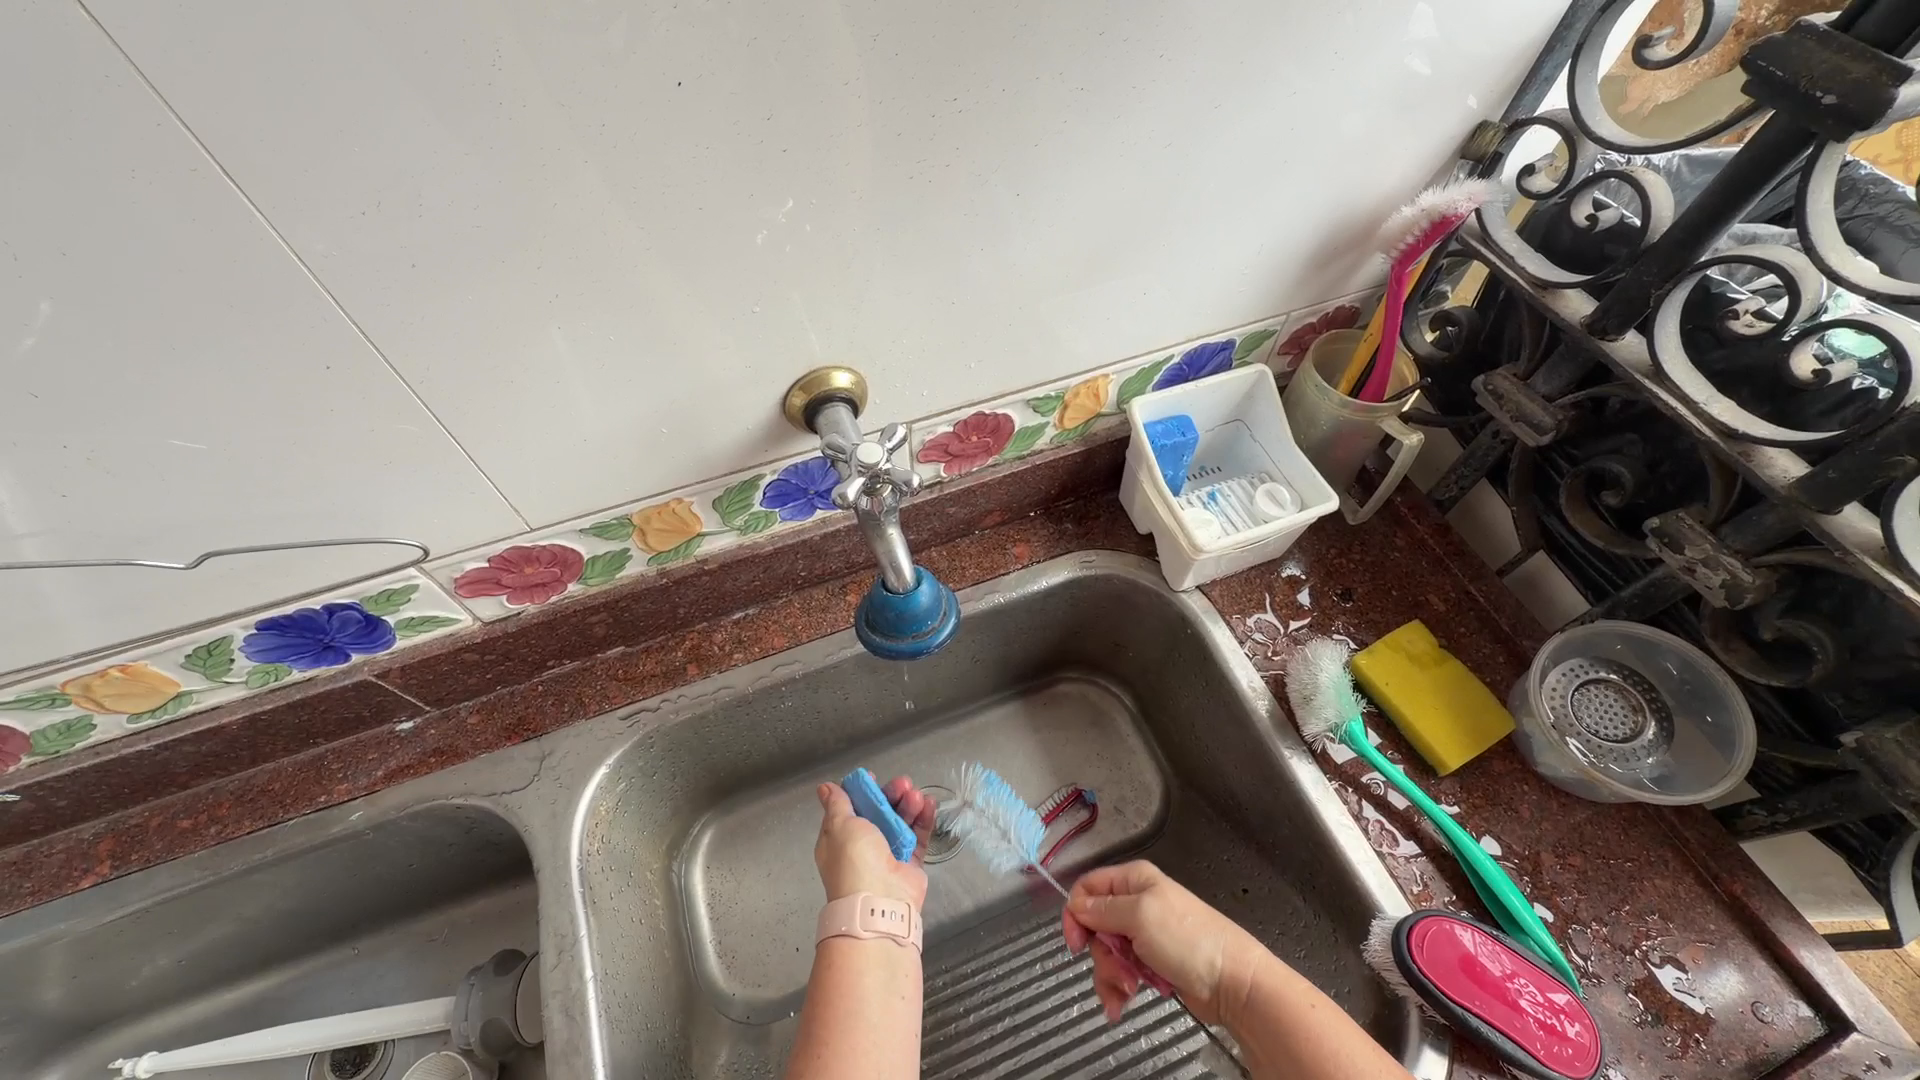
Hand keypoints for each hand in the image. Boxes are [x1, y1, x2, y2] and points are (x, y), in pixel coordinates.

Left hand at [812, 776, 936, 907]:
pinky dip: (923, 820)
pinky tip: (929, 804)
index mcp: (840, 838)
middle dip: (891, 795)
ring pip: (900, 821)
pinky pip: (918, 836)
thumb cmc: (854, 859)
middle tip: (903, 783)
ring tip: (917, 796)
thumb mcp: (840, 826)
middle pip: (878, 812)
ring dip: (908, 805)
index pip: (850, 808)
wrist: (880, 902)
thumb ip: (837, 804)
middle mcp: (863, 845)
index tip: (873, 778)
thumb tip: (824, 787)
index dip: (861, 792)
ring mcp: (887, 854)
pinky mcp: (910, 862)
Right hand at [1061, 861, 1269, 1024]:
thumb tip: (1075, 905)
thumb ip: (1102, 910)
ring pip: (1106, 953)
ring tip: (1129, 991)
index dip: (1076, 914)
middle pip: (1094, 926)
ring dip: (1111, 975)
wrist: (1232, 982)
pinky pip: (1121, 971)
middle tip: (1119, 970)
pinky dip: (1120, 987)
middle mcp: (1135, 903)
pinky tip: (1125, 1002)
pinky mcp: (1150, 962)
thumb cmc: (1187, 941)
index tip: (1075, 943)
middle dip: (1101, 954)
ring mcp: (1144, 934)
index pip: (1087, 888)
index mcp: (1133, 880)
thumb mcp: (1140, 916)